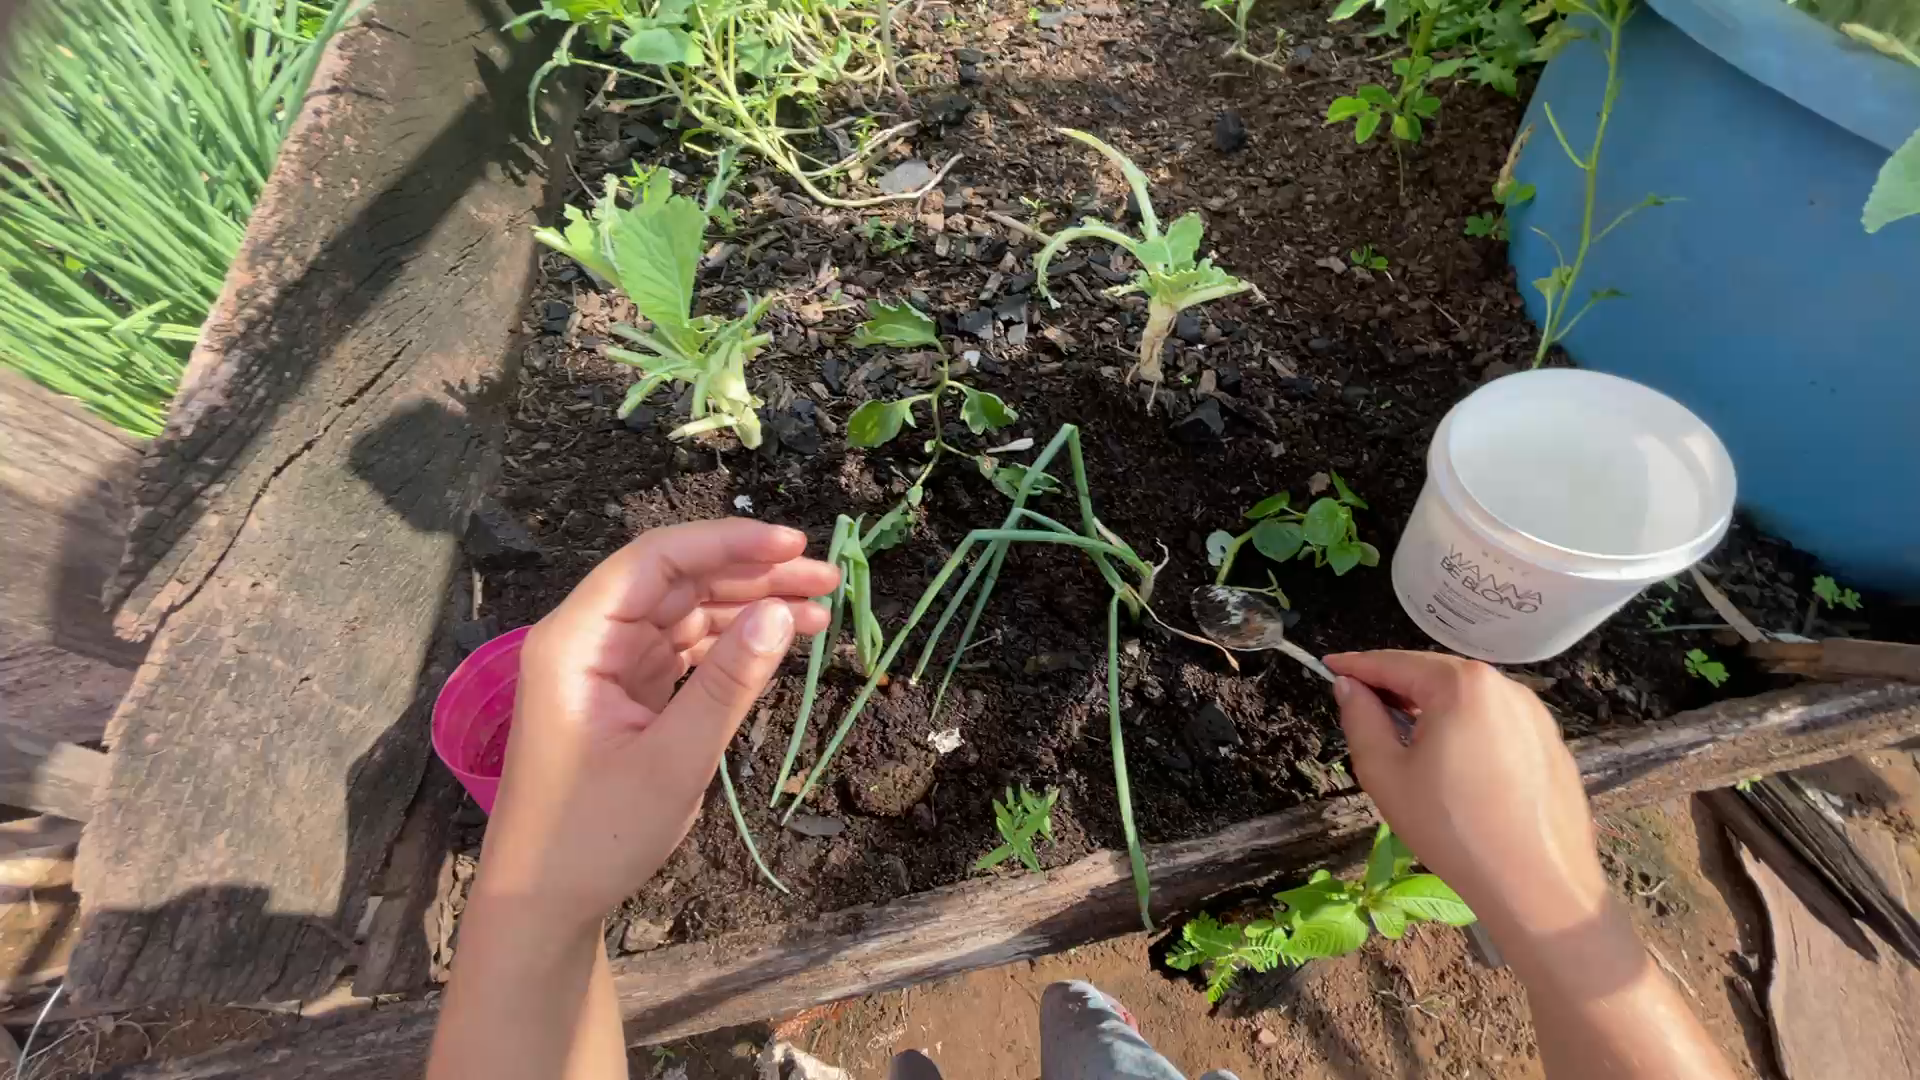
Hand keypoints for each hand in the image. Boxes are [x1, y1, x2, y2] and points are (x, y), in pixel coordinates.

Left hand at [472, 518, 837, 928]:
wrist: (546, 906)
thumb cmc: (595, 838)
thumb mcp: (674, 760)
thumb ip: (730, 682)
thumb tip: (782, 611)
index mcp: (578, 641)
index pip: (655, 561)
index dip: (726, 543)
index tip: (792, 546)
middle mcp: (593, 638)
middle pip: (680, 581)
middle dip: (755, 574)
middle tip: (826, 580)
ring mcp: (613, 663)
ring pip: (692, 611)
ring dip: (754, 606)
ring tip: (821, 611)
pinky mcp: (633, 689)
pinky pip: (692, 647)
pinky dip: (737, 642)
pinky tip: (783, 641)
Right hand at [1325, 650, 1608, 946]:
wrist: (1538, 890)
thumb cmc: (1450, 826)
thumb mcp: (1383, 769)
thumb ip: (1360, 717)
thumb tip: (1348, 686)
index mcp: (1461, 686)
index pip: (1393, 663)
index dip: (1355, 665)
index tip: (1328, 665)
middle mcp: (1504, 687)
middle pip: (1431, 673)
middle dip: (1392, 682)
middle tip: (1357, 699)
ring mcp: (1535, 715)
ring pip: (1463, 694)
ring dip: (1426, 702)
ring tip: (1398, 728)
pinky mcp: (1551, 743)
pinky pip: (1492, 718)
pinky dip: (1460, 722)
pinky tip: (1446, 756)